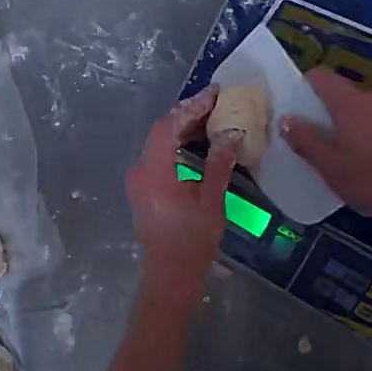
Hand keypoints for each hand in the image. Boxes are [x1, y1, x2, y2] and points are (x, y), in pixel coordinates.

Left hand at [124, 87, 235, 292]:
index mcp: (154, 171)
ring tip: (213, 116)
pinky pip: (160, 154)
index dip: (192, 106)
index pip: (169, 125)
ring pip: (161, 141)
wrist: (170, 277)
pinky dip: (179, 142)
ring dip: (184, 126)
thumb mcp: (211, 201)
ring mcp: (140, 179)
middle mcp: (140, 170)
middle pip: (162, 130)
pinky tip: (200, 140)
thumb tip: (231, 134)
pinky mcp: (144, 186)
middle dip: (189, 112)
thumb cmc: (191, 242)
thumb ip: (219, 164)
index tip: (215, 94)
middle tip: (217, 101)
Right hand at [280, 69, 371, 245]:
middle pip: (339, 92)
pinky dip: (362, 132)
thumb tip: (287, 119)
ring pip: (358, 108)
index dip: (302, 86)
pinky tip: (363, 161)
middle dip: (320, 109)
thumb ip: (305, 141)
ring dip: (343, 123)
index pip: (320, 76)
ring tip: (334, 152)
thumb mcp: (331, 168)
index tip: (291, 107)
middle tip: (308, 136)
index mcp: (350, 102)